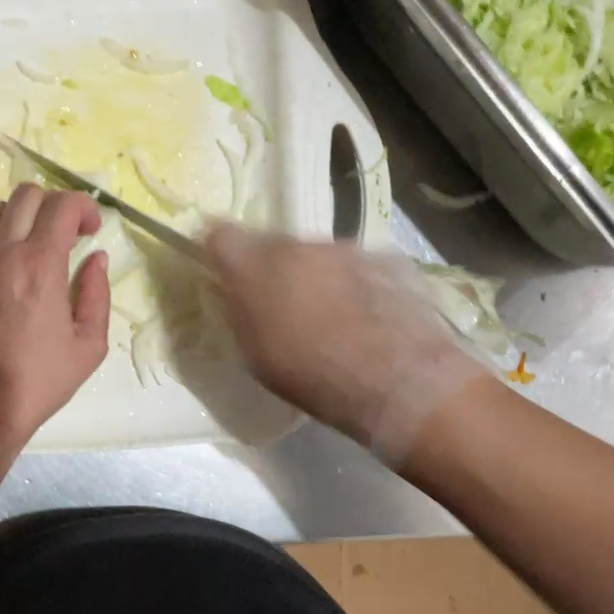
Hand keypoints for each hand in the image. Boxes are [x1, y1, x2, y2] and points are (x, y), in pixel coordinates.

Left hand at [0, 185, 110, 445]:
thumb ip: (96, 294)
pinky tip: (16, 257)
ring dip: (24, 213)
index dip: (84, 207)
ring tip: (39, 240)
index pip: (61, 205)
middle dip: (55, 203)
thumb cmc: (44, 378)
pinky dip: (1, 230)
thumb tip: (96, 259)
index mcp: (41, 266)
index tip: (93, 231)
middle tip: (69, 234)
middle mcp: (6, 254)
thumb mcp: (89, 344)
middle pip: (27, 194)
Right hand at [202, 225, 486, 460]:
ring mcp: (348, 248)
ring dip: (315, 279)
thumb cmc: (309, 375)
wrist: (396, 379)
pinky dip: (354, 287)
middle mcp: (299, 244)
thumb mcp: (254, 354)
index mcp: (256, 266)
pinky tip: (365, 321)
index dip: (217, 250)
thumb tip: (231, 291)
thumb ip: (238, 312)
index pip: (220, 234)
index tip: (219, 270)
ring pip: (318, 257)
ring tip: (329, 321)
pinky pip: (357, 268)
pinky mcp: (388, 259)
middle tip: (279, 309)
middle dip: (272, 270)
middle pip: (274, 246)